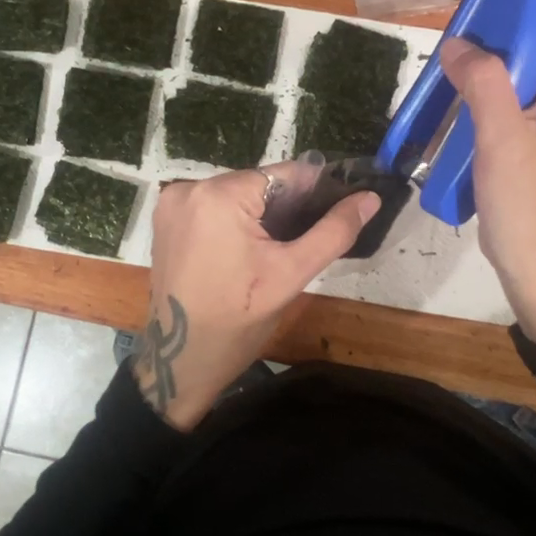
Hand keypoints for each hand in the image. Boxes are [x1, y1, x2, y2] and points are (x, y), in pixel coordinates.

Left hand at [135, 157, 380, 430]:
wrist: (179, 361)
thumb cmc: (237, 320)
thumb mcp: (291, 275)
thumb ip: (333, 232)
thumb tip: (370, 199)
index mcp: (220, 195)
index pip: (285, 174)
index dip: (315, 194)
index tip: (334, 217)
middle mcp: (191, 188)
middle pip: (259, 184)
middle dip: (285, 209)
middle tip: (303, 245)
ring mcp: (173, 204)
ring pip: (237, 196)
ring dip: (260, 216)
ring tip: (277, 252)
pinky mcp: (165, 221)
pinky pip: (214, 208)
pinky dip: (234, 223)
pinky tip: (246, 254)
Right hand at [439, 37, 535, 346]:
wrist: (534, 273)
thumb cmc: (523, 202)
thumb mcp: (502, 137)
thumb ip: (484, 83)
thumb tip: (458, 43)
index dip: (513, 20)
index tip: (472, 10)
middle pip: (525, 66)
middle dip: (487, 51)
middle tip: (445, 46)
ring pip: (509, 95)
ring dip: (477, 84)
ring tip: (441, 78)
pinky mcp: (525, 163)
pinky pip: (500, 124)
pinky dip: (476, 115)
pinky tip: (449, 120)